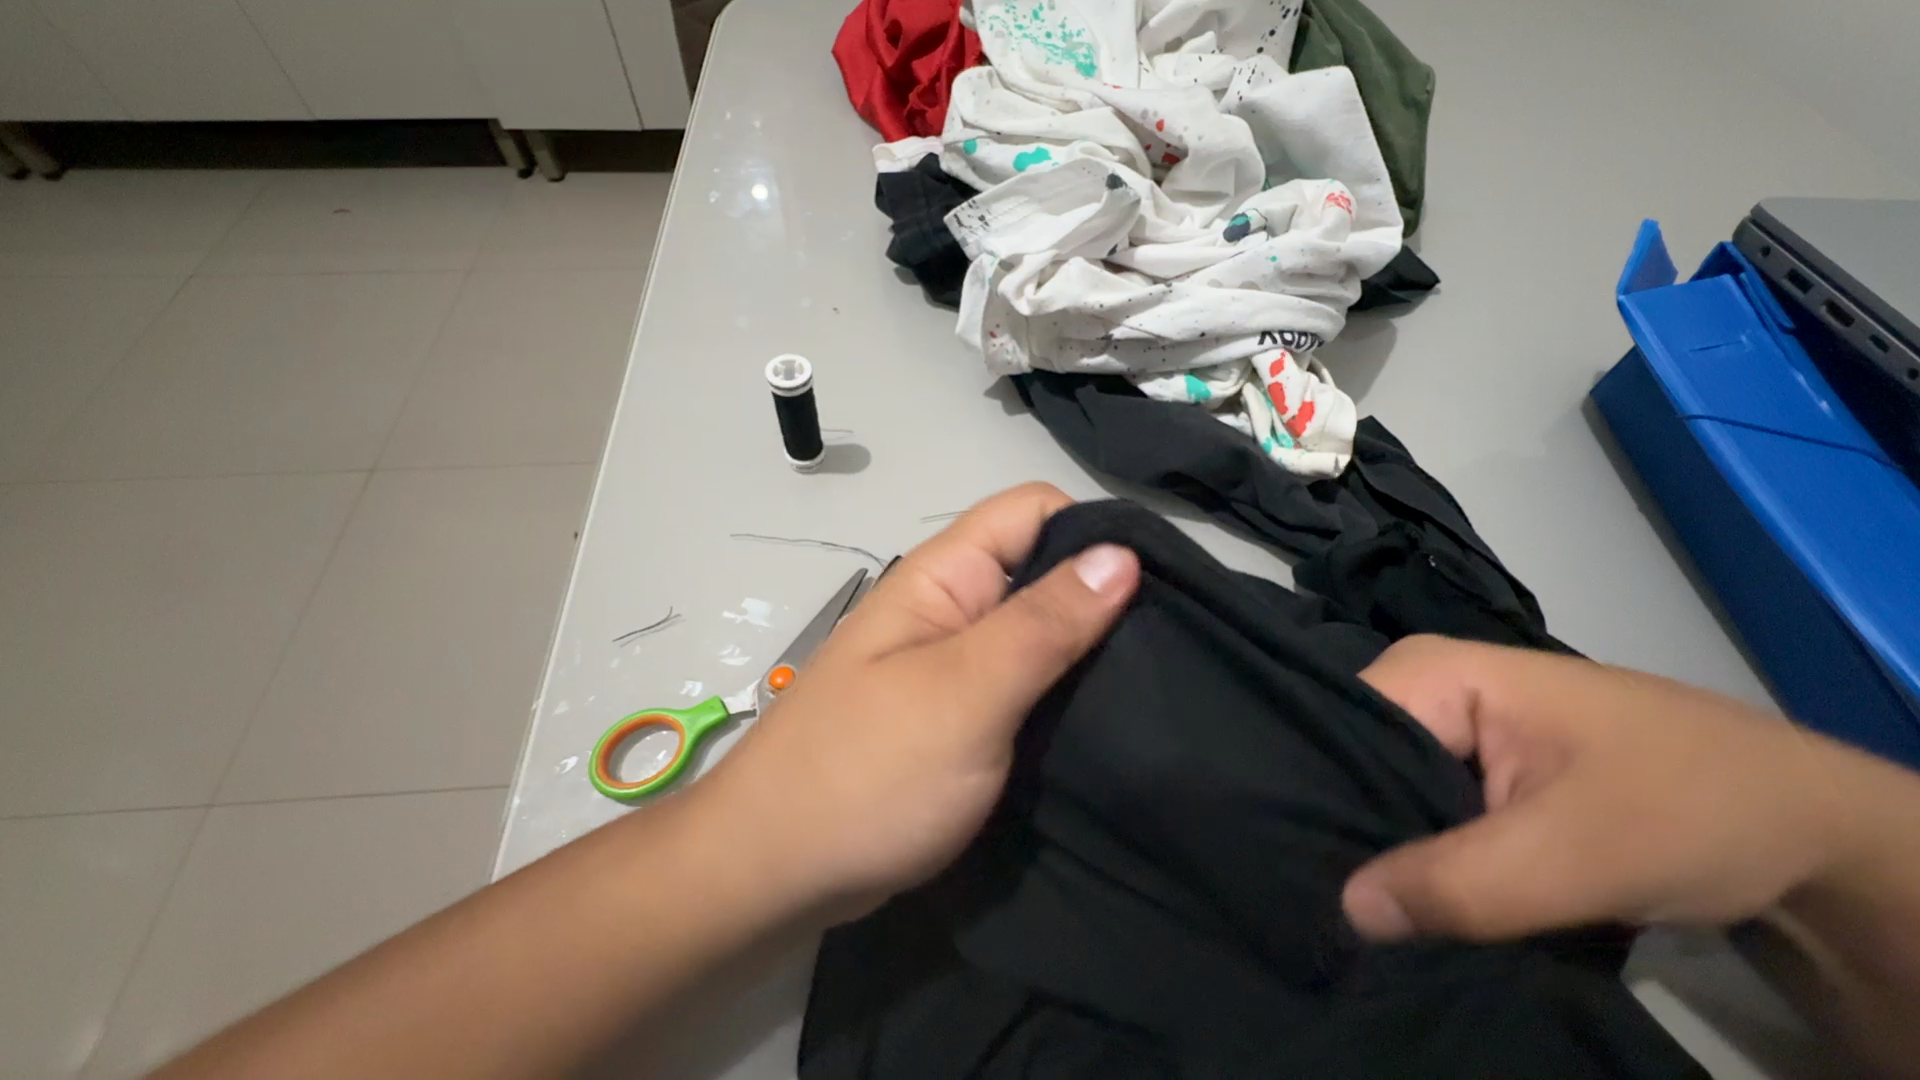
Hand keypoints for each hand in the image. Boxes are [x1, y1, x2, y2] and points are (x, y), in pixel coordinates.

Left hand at [697, 483, 1138, 921]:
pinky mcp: (956, 721)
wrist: (776, 873)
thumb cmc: (868, 774)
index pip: (1032, 512)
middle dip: (1101, 599)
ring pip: (1035, 635)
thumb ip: (1043, 624)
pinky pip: (1021, 688)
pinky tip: (1102, 724)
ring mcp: (950, 669)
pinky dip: (1059, 697)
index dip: (1095, 532)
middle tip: (1168, 650)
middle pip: (1040, 571)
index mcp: (942, 580)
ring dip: (1085, 654)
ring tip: (1150, 690)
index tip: (1159, 586)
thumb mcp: (965, 693)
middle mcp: (948, 611)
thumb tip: (1122, 553)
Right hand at [1340, 635, 1867, 940]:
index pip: (1333, 727)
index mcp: (1432, 670)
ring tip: (1359, 912)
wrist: (1809, 833)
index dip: (1314, 795)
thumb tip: (1341, 912)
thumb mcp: (1574, 854)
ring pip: (1384, 793)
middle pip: (1351, 761)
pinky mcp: (1476, 769)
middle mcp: (1428, 687)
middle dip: (1347, 833)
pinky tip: (1404, 901)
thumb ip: (1456, 884)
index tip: (1301, 867)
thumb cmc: (1689, 809)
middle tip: (1326, 904)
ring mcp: (1453, 728)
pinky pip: (1418, 811)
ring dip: (1382, 854)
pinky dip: (1415, 859)